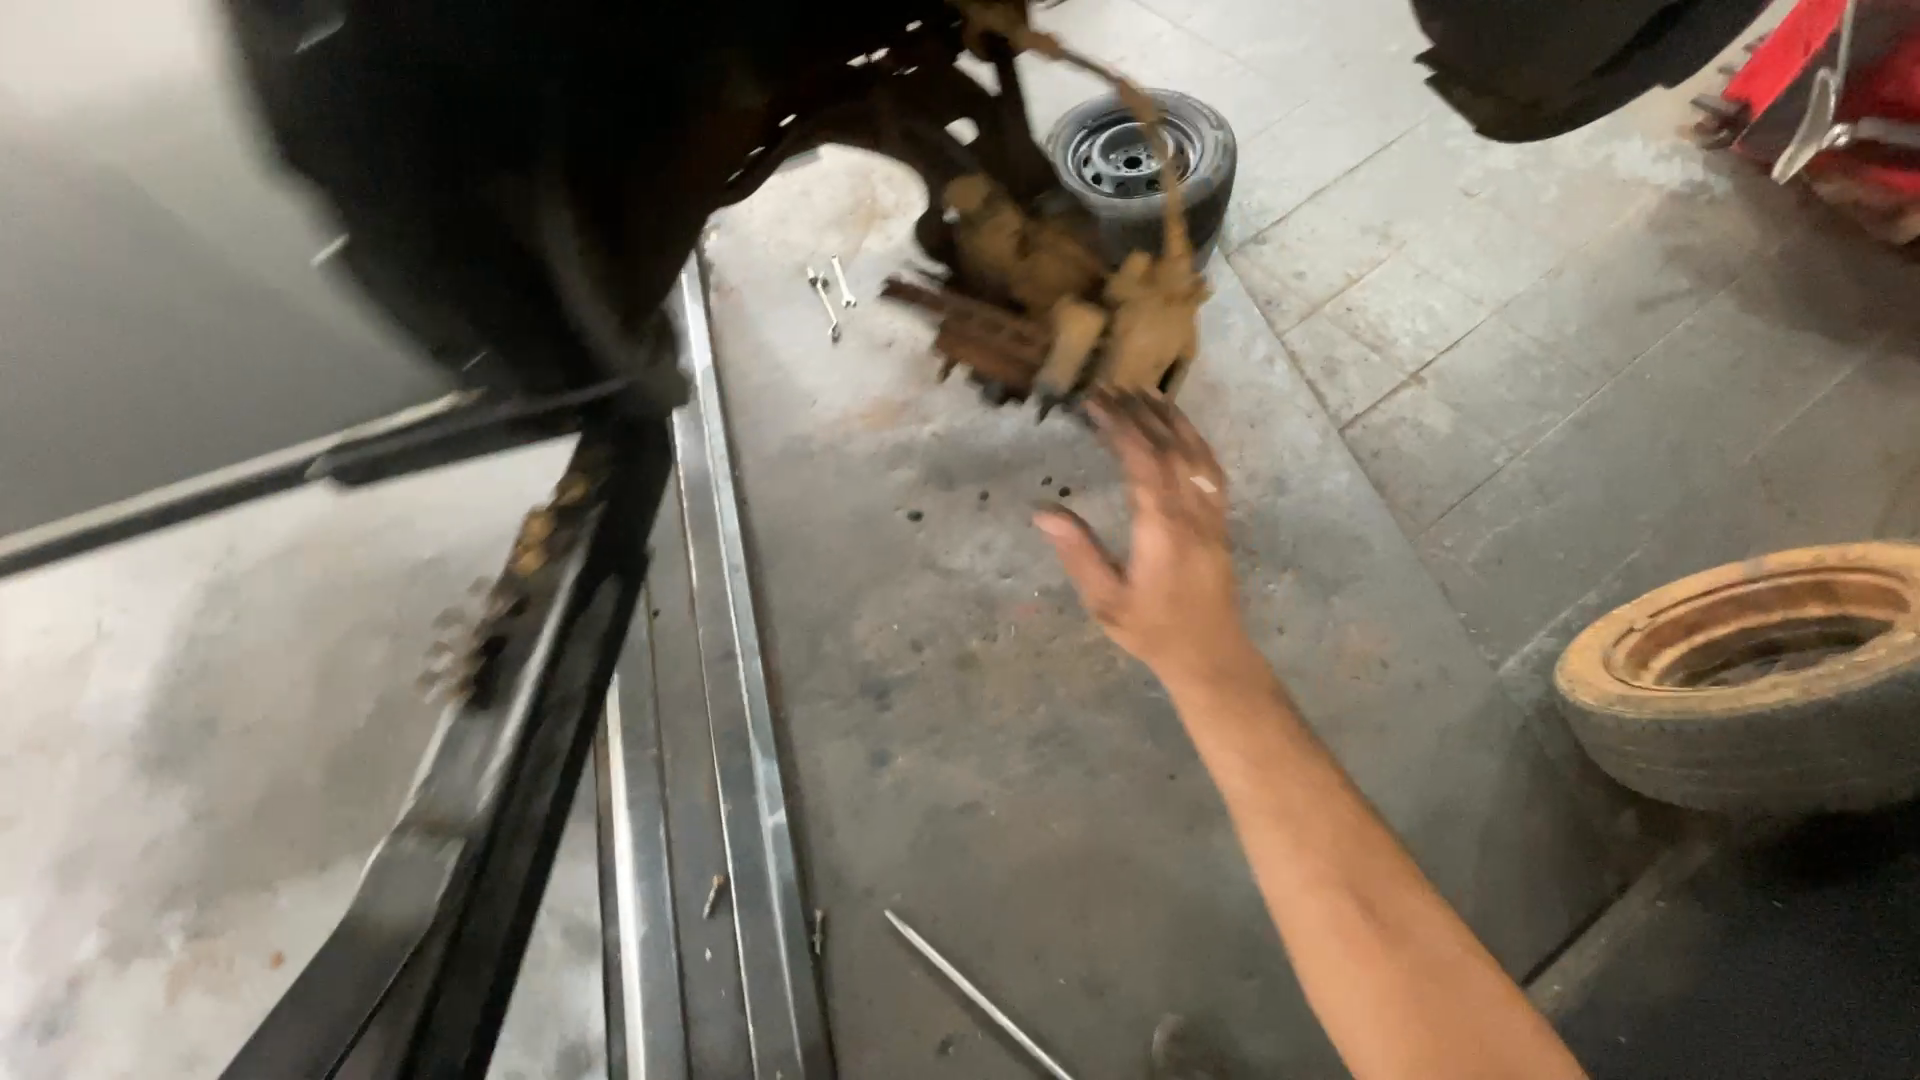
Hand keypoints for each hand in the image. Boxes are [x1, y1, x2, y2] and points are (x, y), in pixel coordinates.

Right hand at [1034, 393, 1258, 692]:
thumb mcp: (1105, 600)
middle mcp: (1191, 512)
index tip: (1096, 403)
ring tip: (1146, 393)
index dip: (1119, 426)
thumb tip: (1043, 512)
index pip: (1142, 462)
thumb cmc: (1151, 630)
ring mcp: (1212, 514)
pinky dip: (1196, 440)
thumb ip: (1078, 554)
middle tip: (1112, 389)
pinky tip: (1183, 430)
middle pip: (1170, 448)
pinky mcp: (1220, 521)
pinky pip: (1212, 469)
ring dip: (1172, 419)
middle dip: (1141, 413)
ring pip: (1196, 453)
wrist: (1209, 653)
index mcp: (1162, 528)